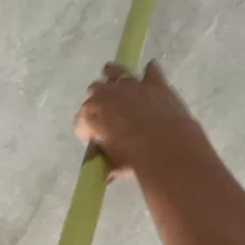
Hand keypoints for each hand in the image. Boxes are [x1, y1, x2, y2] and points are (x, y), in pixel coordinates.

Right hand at [74, 61, 199, 173]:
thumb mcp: (112, 165)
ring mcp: (130, 86)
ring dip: (113, 74)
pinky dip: (150, 71)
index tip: (94, 139)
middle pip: (94, 91)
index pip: (80, 121)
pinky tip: (150, 70)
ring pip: (115, 72)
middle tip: (104, 110)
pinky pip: (150, 71)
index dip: (86, 130)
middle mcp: (105, 95)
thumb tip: (107, 173)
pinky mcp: (153, 83)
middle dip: (96, 99)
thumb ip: (107, 162)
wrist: (163, 147)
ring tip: (113, 74)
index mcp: (88, 116)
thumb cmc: (131, 159)